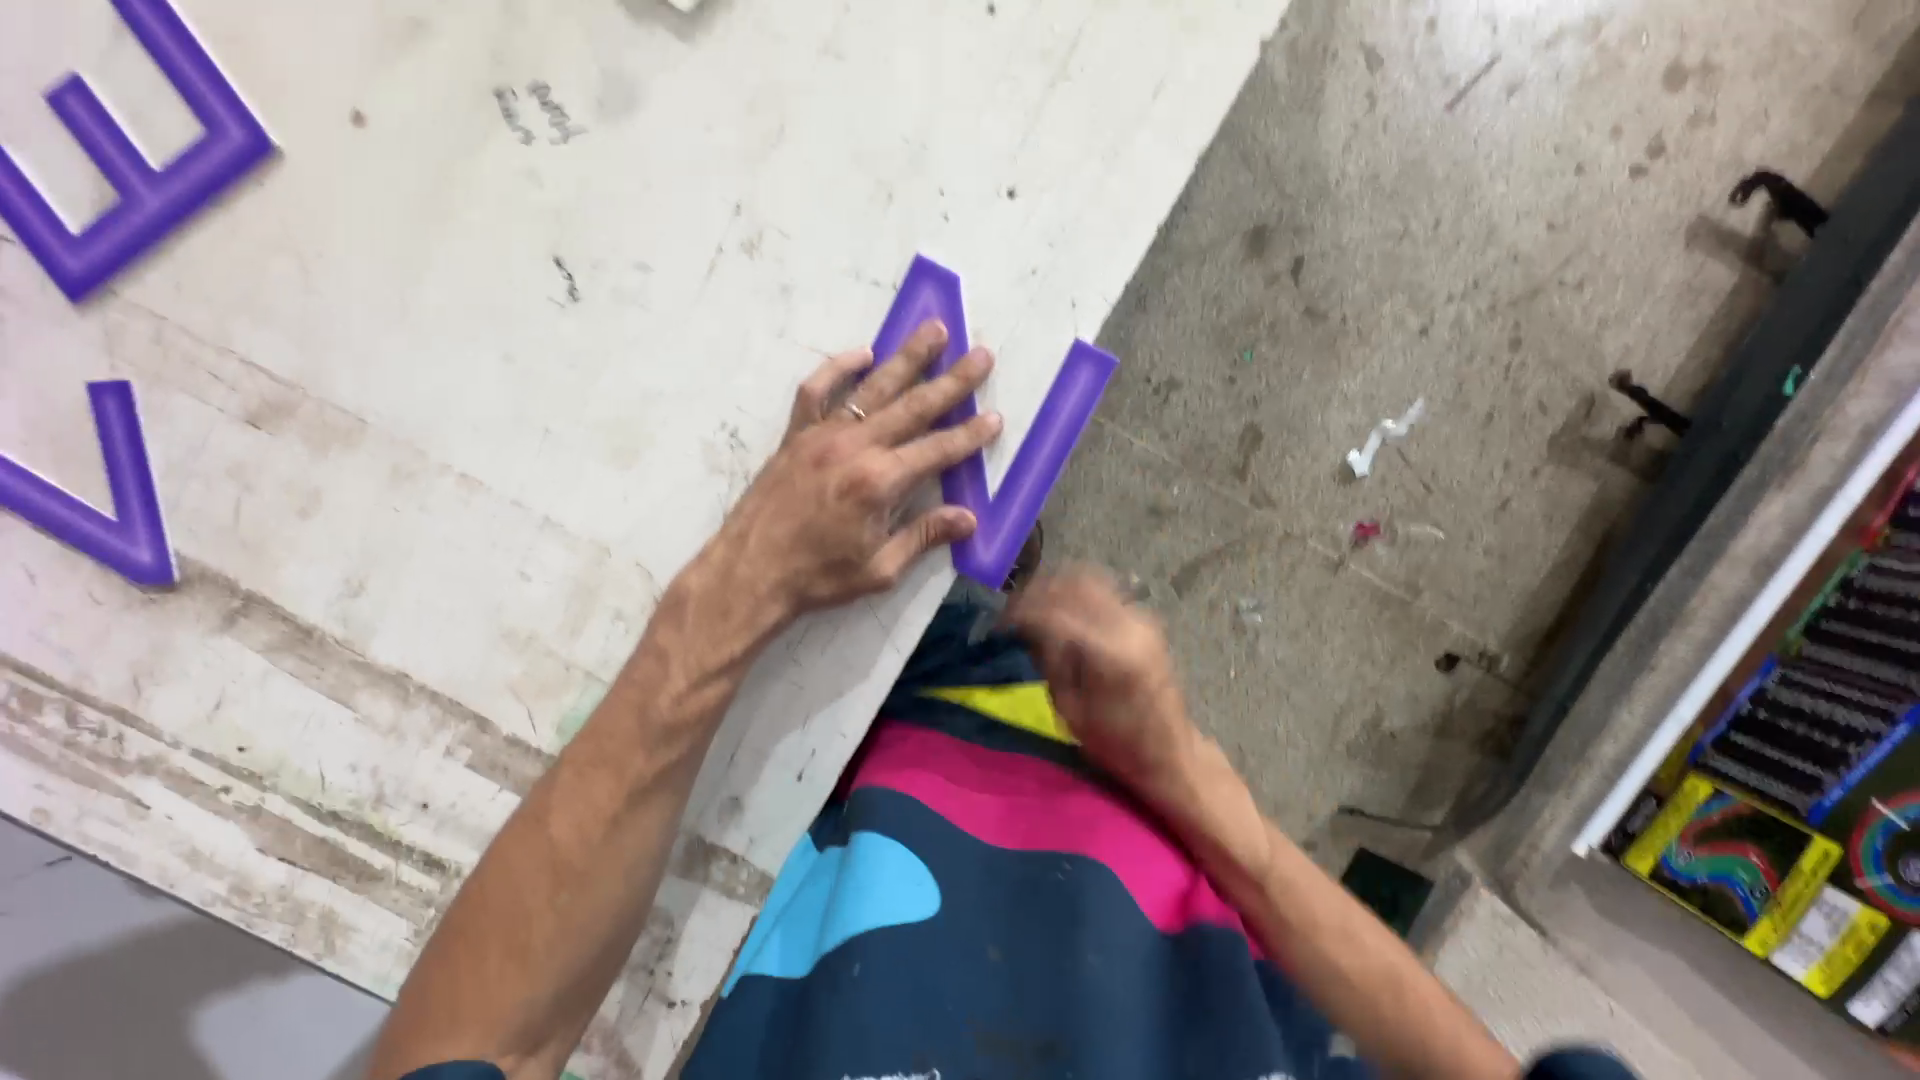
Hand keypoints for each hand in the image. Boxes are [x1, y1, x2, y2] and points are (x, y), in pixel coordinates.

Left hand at [696, 319, 1002, 622]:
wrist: (748, 573)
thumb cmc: (817, 578)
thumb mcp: (879, 570)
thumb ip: (923, 536)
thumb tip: (968, 518)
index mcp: (879, 482)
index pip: (938, 450)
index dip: (970, 435)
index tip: (995, 416)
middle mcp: (854, 448)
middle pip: (914, 406)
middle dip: (953, 381)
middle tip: (982, 355)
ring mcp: (822, 435)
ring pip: (873, 387)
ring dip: (907, 358)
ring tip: (934, 331)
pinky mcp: (795, 435)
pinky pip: (817, 390)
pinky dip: (839, 368)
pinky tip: (863, 353)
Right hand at [1003, 567, 1199, 803]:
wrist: (1169, 751)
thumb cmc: (1116, 743)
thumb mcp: (1070, 710)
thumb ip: (1049, 661)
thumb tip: (1026, 629)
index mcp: (1110, 651)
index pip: (1055, 612)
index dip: (1021, 612)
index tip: (1000, 624)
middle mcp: (1129, 624)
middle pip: (1074, 584)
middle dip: (1037, 591)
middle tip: (1013, 610)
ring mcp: (1141, 618)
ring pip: (1090, 579)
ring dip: (1057, 587)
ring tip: (1033, 606)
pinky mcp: (1144, 620)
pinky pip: (1104, 590)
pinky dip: (1077, 593)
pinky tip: (1061, 610)